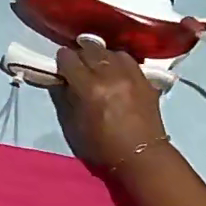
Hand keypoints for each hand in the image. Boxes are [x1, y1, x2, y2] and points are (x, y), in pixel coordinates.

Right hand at [55, 37, 167, 168]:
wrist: (141, 156)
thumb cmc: (103, 147)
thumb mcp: (75, 125)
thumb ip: (68, 98)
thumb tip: (65, 81)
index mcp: (90, 89)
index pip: (70, 60)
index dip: (62, 60)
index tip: (60, 63)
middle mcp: (110, 75)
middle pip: (90, 50)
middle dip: (80, 54)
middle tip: (76, 62)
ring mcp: (130, 74)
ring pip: (110, 51)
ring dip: (100, 54)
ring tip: (97, 63)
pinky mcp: (145, 78)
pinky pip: (128, 59)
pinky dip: (117, 60)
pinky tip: (115, 68)